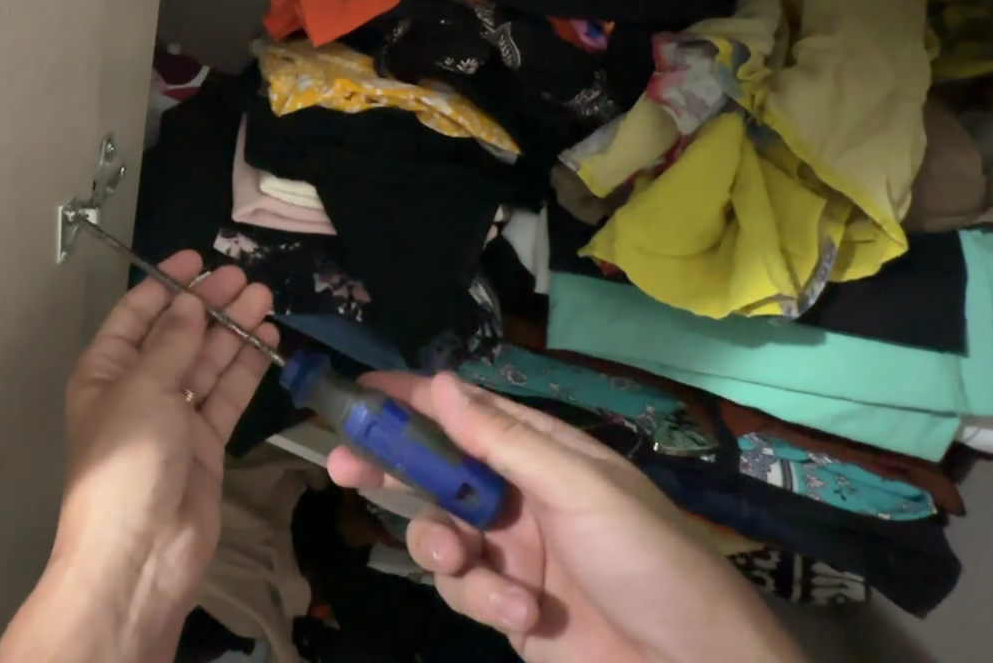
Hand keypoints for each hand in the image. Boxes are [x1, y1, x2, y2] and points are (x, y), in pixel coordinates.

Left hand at [0, 250, 276, 661]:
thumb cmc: (128, 459)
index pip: (137, 313)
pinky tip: (266, 341)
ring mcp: (172, 416)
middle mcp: (137, 387)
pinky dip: (244, 369)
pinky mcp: (204, 444)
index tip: (199, 259)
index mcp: (105, 369)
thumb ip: (172, 342)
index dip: (167, 284)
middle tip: (244, 277)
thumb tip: (189, 301)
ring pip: (205, 361)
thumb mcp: (144, 389)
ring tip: (263, 299)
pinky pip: (225, 395)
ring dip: (232, 331)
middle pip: (177, 333)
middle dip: (208, 304)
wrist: (140, 555)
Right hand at [330, 373, 803, 662]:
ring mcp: (508, 551)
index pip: (461, 411)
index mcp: (537, 453)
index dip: (409, 398)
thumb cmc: (650, 564)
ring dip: (438, 544)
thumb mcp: (580, 490)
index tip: (358, 391)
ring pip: (436, 529)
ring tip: (459, 560)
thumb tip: (436, 380)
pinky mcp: (505, 605)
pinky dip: (481, 597)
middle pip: (432, 468)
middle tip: (342, 464)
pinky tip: (518, 611)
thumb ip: (502, 439)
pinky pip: (463, 588)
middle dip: (389, 465)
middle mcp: (515, 494)